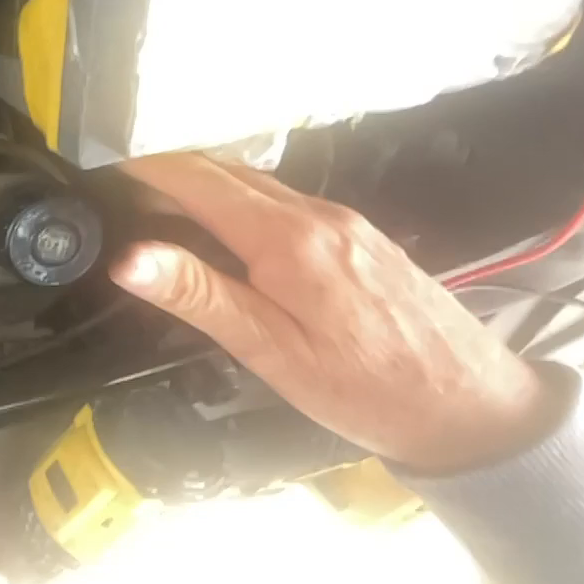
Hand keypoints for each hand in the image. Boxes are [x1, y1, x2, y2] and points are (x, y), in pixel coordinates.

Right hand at [108, 153, 559, 473]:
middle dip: (163, 171)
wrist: (485, 414)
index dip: (142, 169)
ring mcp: (341, 219)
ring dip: (197, 183)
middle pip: (222, 169)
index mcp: (286, 238)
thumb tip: (126, 258)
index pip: (196, 179)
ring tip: (154, 207)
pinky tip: (219, 228)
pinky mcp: (357, 234)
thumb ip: (197, 294)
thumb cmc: (365, 389)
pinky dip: (231, 199)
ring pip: (251, 181)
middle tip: (115, 193)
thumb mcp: (269, 350)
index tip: (99, 172)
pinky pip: (278, 198)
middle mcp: (314, 213)